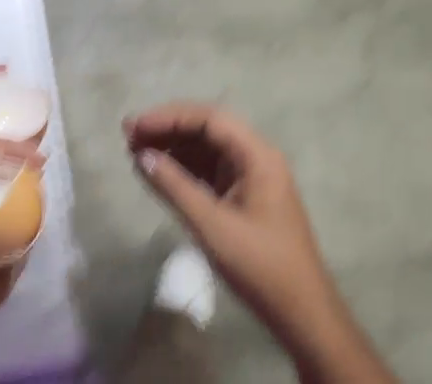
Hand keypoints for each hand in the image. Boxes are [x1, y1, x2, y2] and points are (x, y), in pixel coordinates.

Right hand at [126, 102, 395, 383]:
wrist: (302, 314)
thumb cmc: (261, 266)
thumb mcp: (212, 226)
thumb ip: (175, 187)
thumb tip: (141, 156)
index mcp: (257, 156)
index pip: (209, 118)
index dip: (169, 117)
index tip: (135, 127)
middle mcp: (255, 158)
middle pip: (207, 128)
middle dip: (168, 129)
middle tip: (128, 136)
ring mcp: (250, 178)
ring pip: (206, 149)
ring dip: (172, 148)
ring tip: (136, 152)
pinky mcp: (244, 198)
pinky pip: (209, 171)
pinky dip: (182, 169)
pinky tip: (158, 174)